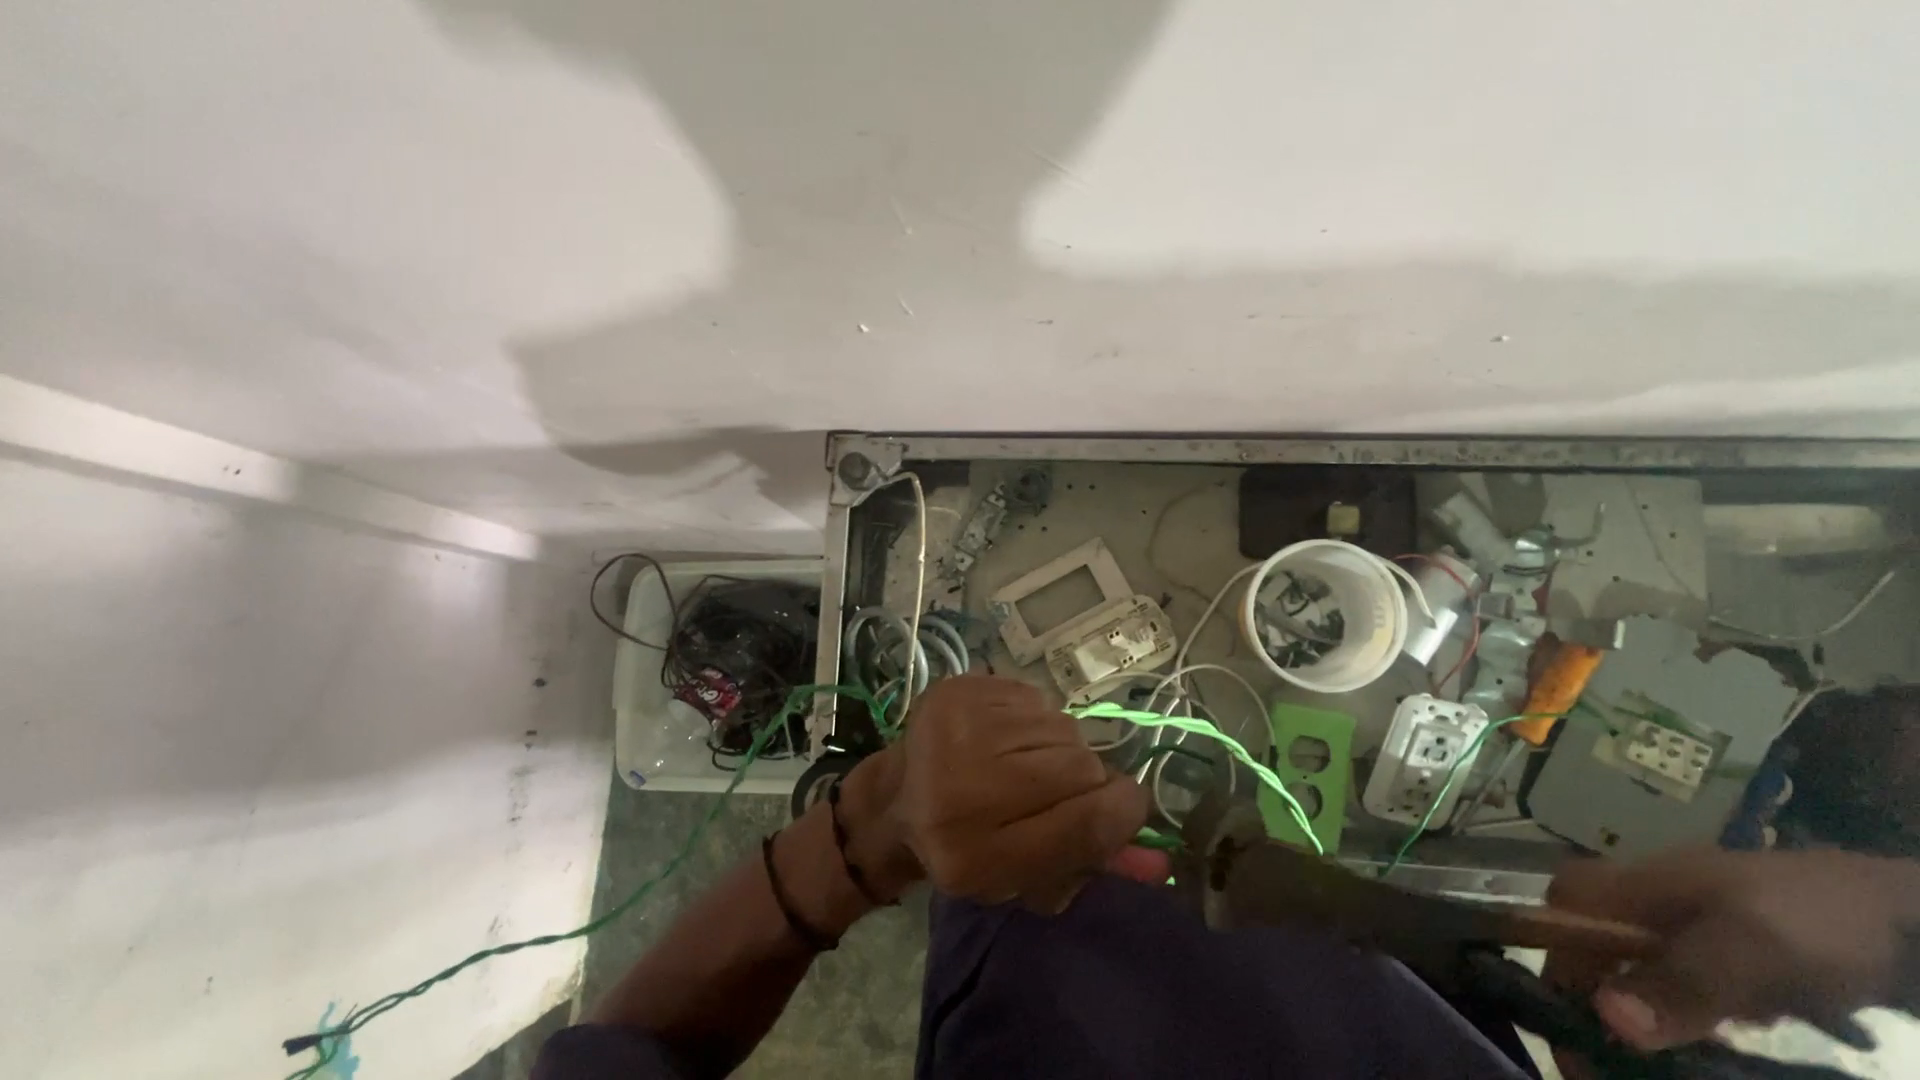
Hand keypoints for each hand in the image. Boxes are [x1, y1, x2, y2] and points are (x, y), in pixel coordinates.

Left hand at [838, 675, 1153, 912]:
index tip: (1126, 805)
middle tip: (1058, 790)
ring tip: (1027, 763)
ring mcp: (956, 728)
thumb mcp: (1024, 877)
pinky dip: (1036, 720)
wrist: (899, 798)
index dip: (1121, 814)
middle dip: (1084, 780)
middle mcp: (961, 786)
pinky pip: (1037, 698)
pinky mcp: (957, 690)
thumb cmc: (967, 847)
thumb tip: (1161, 862)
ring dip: (1059, 747)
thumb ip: (1090, 865)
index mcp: (975, 854)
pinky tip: (1008, 737)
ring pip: (1063, 727)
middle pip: (1079, 767)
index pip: (1083, 825)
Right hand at [1545, 848, 1919, 1053]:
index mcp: (1626, 884)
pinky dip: (1684, 1013)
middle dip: (1600, 1003)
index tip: (1576, 1036)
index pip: (1556, 919)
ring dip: (1642, 1014)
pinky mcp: (1715, 943)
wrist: (1905, 916)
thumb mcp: (1752, 951)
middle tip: (1619, 1063)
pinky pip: (1674, 980)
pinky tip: (1717, 1035)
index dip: (1555, 972)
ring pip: (1630, 968)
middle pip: (1588, 948)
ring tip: (1667, 1058)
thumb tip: (1609, 1019)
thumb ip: (1682, 982)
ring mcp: (1678, 919)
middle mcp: (1637, 897)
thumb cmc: (1814, 920)